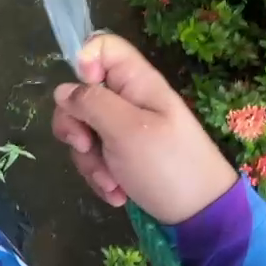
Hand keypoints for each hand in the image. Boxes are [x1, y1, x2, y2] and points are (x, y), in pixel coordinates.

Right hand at [51, 33, 237, 223]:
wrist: (202, 218)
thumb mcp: (126, 130)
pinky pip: (93, 155)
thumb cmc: (168, 166)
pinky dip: (100, 175)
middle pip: (80, 94)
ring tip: (111, 183)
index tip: (81, 96)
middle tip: (87, 147)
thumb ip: (91, 103)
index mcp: (136, 82)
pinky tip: (117, 192)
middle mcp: (128, 100)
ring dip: (89, 160)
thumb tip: (63, 91)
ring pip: (82, 129)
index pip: (102, 47)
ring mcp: (123, 128)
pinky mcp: (121, 155)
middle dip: (76, 126)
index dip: (84, 62)